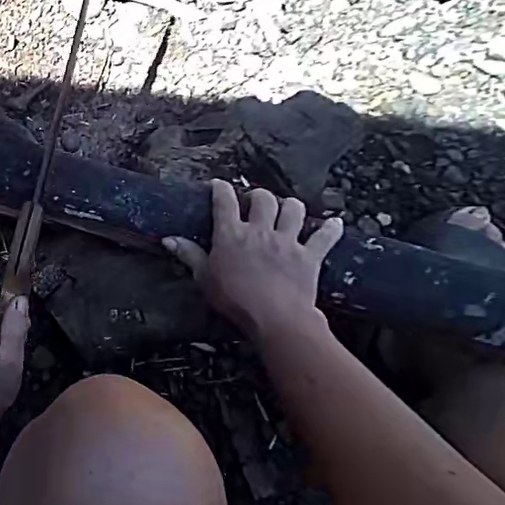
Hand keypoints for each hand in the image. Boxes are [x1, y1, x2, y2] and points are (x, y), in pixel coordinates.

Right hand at [163, 180, 343, 344]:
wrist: (275, 318)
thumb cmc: (234, 299)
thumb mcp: (204, 278)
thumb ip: (189, 255)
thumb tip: (169, 239)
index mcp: (231, 234)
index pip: (224, 201)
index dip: (221, 188)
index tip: (219, 185)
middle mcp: (260, 230)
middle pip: (263, 199)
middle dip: (258, 196)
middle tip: (254, 201)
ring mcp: (287, 241)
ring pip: (293, 210)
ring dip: (290, 205)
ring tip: (286, 208)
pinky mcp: (309, 256)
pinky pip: (325, 237)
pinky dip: (331, 229)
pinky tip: (335, 222)